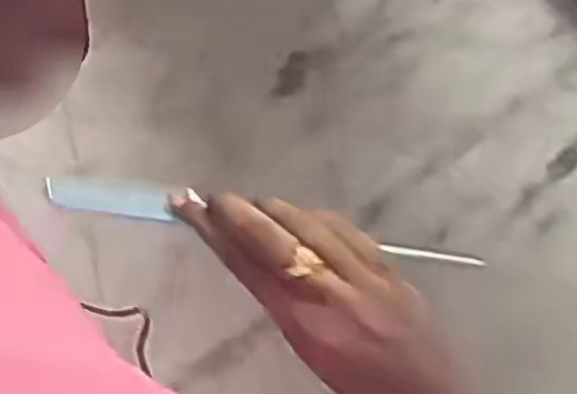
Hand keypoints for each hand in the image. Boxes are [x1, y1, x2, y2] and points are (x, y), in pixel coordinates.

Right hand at [174, 193, 469, 393]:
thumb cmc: (350, 375)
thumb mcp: (297, 336)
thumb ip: (263, 284)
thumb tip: (218, 232)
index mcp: (304, 320)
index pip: (240, 258)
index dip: (206, 225)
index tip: (180, 202)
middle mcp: (335, 296)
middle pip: (268, 233)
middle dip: (233, 208)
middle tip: (214, 202)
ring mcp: (370, 281)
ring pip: (304, 220)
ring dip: (270, 208)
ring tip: (257, 210)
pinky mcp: (396, 272)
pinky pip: (343, 226)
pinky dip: (313, 215)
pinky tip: (302, 219)